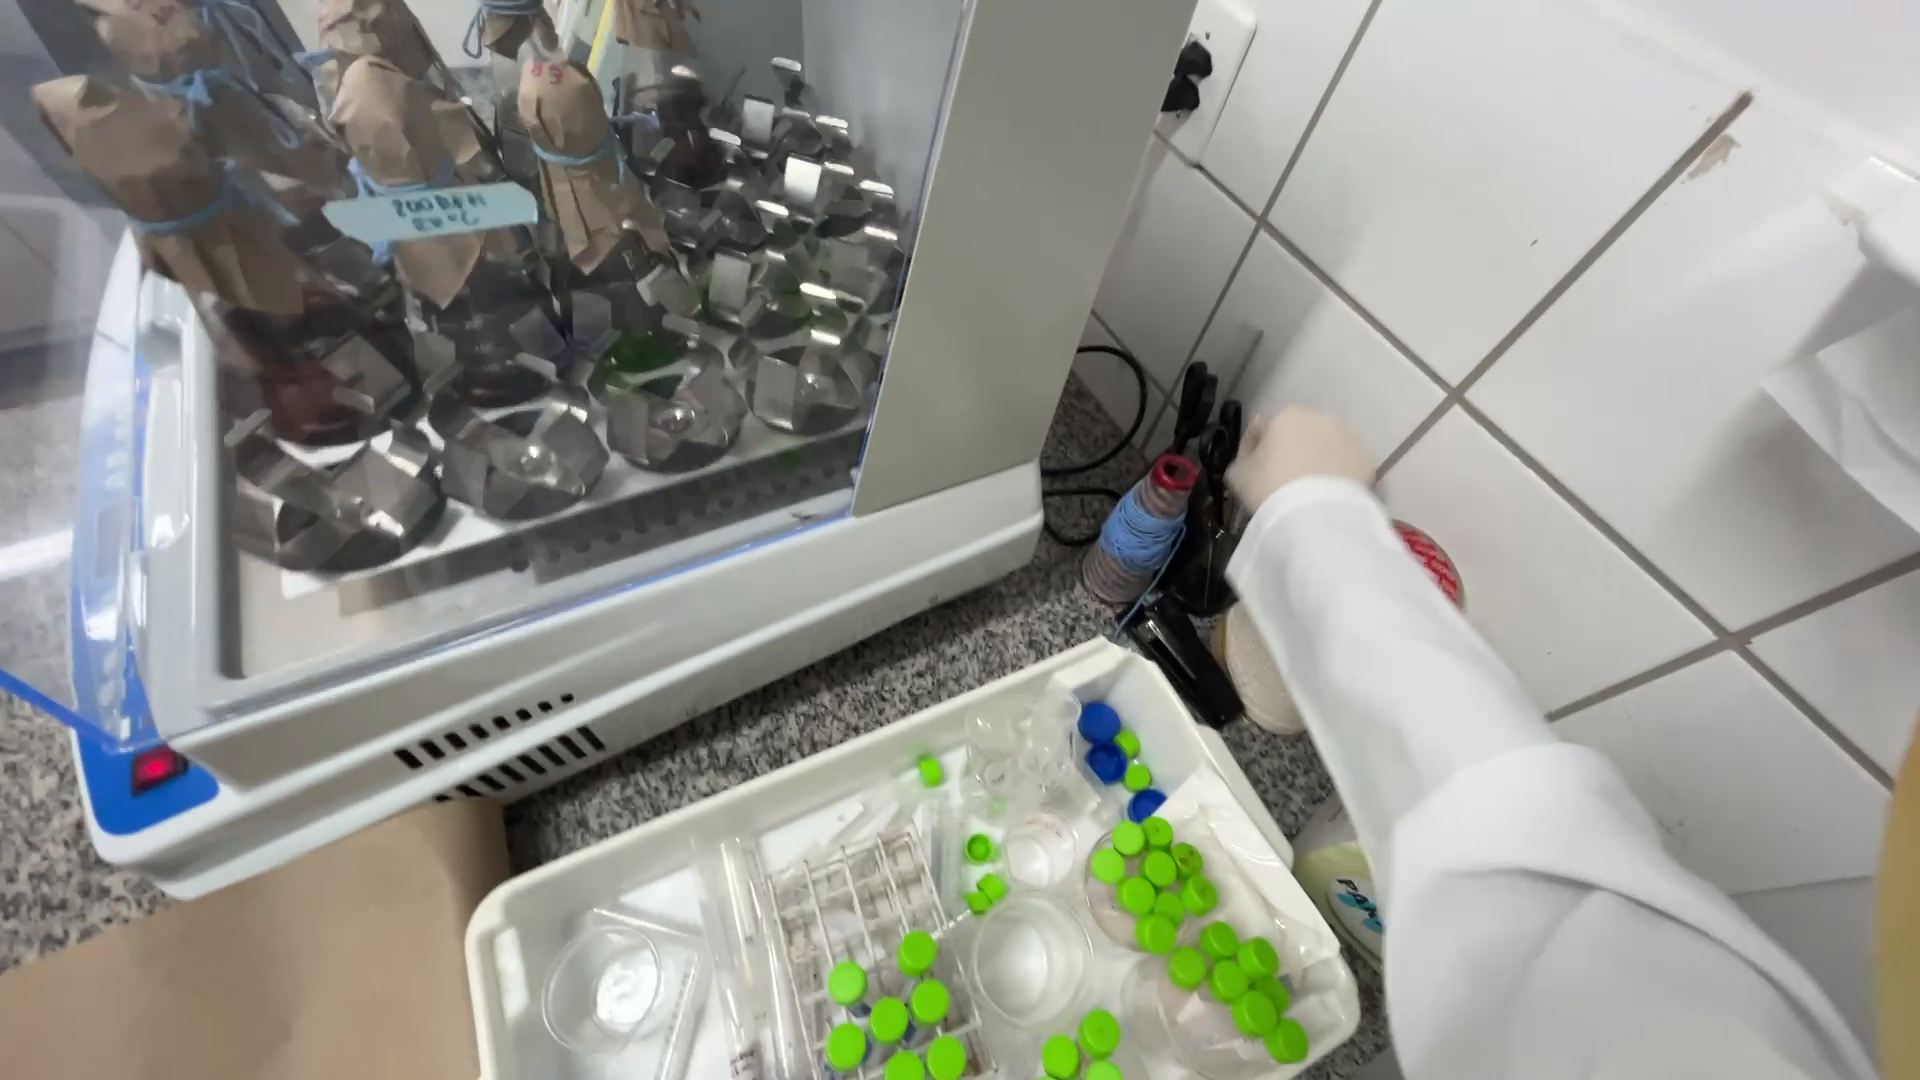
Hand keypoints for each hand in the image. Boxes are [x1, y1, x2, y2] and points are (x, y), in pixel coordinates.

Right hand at [1226, 406, 1374, 511]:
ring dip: (1316, 460)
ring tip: (1307, 488)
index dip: (1254, 448)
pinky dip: (1336, 475)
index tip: (1252, 468)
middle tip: (1281, 479)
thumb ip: (1242, 457)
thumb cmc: (1268, 488)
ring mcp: (1348, 437)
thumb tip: (1251, 454)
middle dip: (1290, 449)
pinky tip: (1325, 496)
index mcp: (1285, 416)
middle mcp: (1319, 418)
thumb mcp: (1237, 474)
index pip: (1263, 428)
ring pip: (1325, 447)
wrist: (1314, 514)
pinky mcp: (1366, 460)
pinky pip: (1345, 465)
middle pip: (1298, 433)